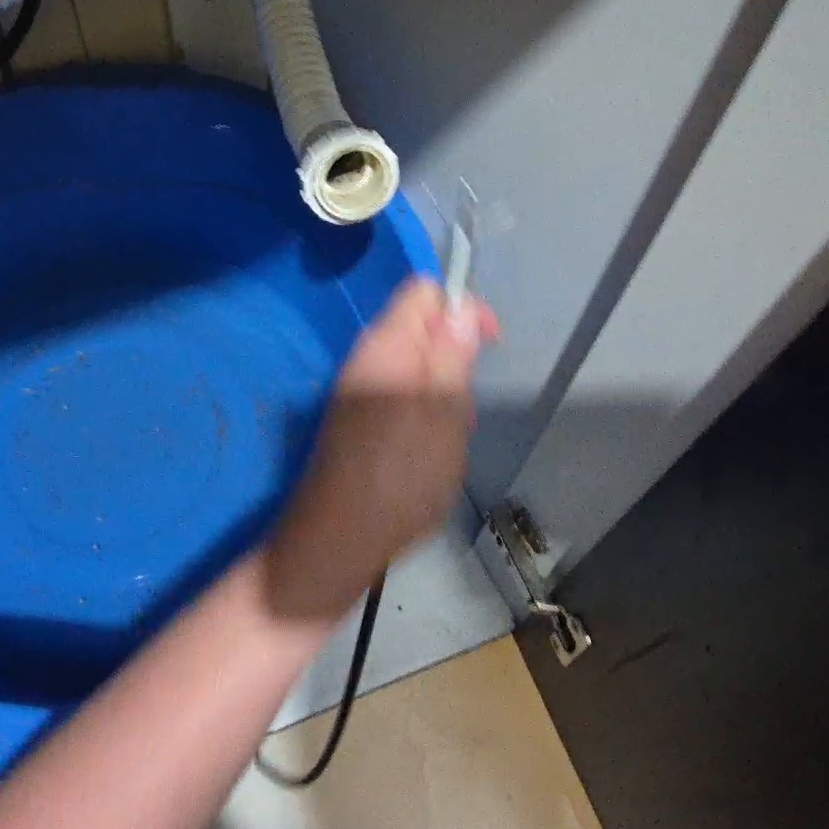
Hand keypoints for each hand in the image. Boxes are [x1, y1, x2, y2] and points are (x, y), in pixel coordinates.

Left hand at [260, 278, 497, 620]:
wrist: (340, 535)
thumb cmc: (400, 475)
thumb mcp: (441, 411)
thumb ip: (450, 354)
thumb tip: (460, 305)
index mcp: (385, 346)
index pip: (423, 292)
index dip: (462, 307)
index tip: (488, 344)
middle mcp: (366, 358)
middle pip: (423, 332)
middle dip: (454, 362)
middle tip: (459, 410)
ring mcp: (358, 389)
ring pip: (417, 370)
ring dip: (441, 398)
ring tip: (444, 441)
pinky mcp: (357, 418)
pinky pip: (401, 399)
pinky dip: (422, 418)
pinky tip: (426, 455)